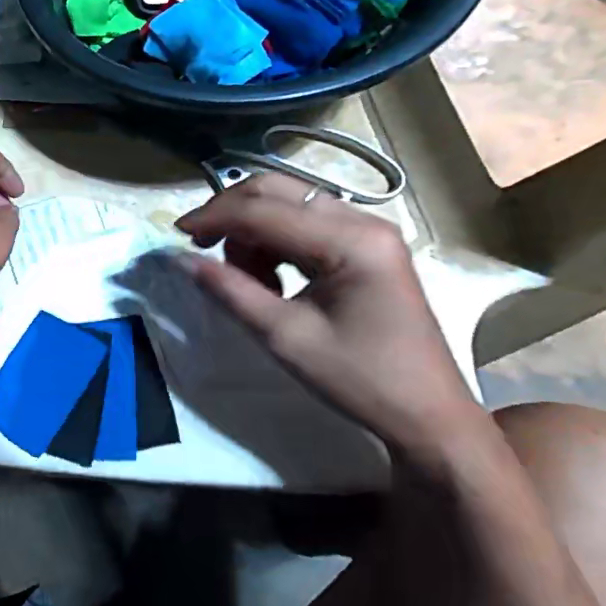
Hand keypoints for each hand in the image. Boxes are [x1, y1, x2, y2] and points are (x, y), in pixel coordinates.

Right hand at [175, 173, 470, 439]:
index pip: (265, 210)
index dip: (215, 217)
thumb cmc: (360, 381)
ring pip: (292, 204)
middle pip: (278, 191)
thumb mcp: (287, 337)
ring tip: (247, 281)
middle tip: (202, 247)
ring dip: (256, 231)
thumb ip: (231, 291)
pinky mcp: (368, 244)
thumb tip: (181, 259)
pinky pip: (309, 223)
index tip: (177, 233)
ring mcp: (370, 229)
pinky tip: (274, 279)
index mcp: (350, 240)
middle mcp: (363, 220)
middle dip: (233, 214)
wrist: (428, 414)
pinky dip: (279, 241)